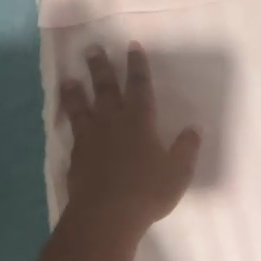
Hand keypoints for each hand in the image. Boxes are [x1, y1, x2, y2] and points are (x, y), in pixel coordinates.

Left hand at [59, 44, 201, 236]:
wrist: (107, 214)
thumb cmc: (148, 192)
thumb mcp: (178, 173)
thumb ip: (186, 148)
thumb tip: (194, 128)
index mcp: (140, 122)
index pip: (140, 87)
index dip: (137, 67)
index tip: (132, 47)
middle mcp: (113, 122)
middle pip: (106, 89)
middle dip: (101, 68)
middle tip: (93, 48)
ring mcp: (91, 138)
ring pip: (82, 106)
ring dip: (77, 90)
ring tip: (70, 78)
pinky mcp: (77, 155)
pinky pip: (73, 130)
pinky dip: (69, 120)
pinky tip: (67, 118)